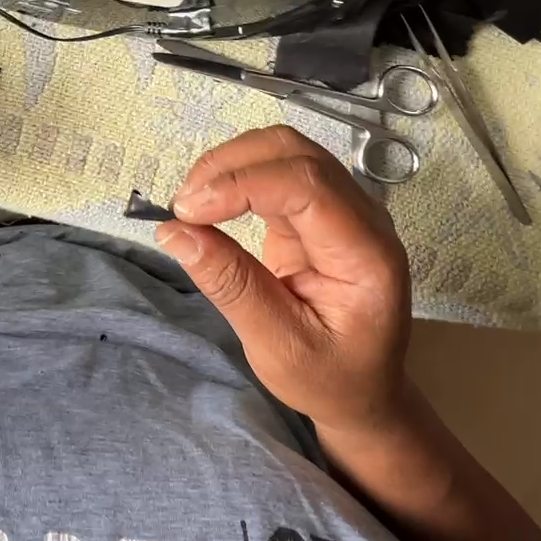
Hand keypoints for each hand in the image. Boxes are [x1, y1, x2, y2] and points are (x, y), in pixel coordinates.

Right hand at [154, 126, 414, 438]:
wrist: (360, 391)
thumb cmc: (327, 378)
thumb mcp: (276, 346)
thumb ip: (230, 284)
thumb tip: (174, 231)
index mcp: (366, 254)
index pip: (306, 184)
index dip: (241, 185)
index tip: (186, 211)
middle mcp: (363, 216)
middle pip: (294, 152)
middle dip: (229, 165)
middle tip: (182, 207)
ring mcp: (342, 206)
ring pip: (282, 149)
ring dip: (228, 164)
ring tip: (190, 204)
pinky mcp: (317, 206)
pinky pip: (273, 168)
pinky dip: (233, 174)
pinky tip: (208, 202)